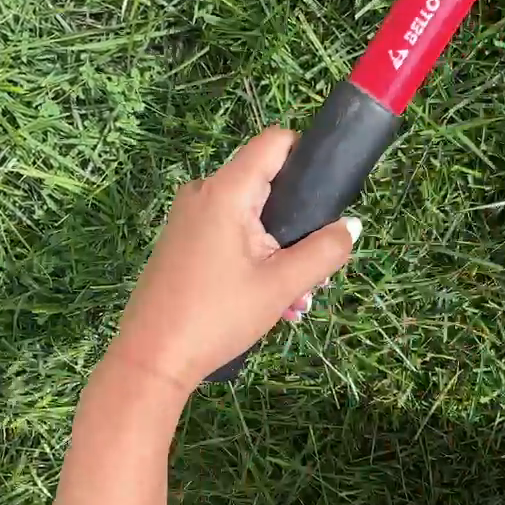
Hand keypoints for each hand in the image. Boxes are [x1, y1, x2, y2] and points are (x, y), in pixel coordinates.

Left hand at [107, 127, 359, 392]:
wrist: (152, 360)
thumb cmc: (217, 316)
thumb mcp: (281, 285)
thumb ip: (325, 251)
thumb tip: (352, 226)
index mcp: (226, 192)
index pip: (275, 143)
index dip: (308, 157)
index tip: (331, 194)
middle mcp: (204, 195)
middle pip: (268, 188)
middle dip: (300, 228)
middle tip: (318, 272)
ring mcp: (190, 220)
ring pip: (253, 221)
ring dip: (283, 256)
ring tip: (298, 303)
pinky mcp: (184, 244)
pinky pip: (233, 239)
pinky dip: (258, 264)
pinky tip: (274, 306)